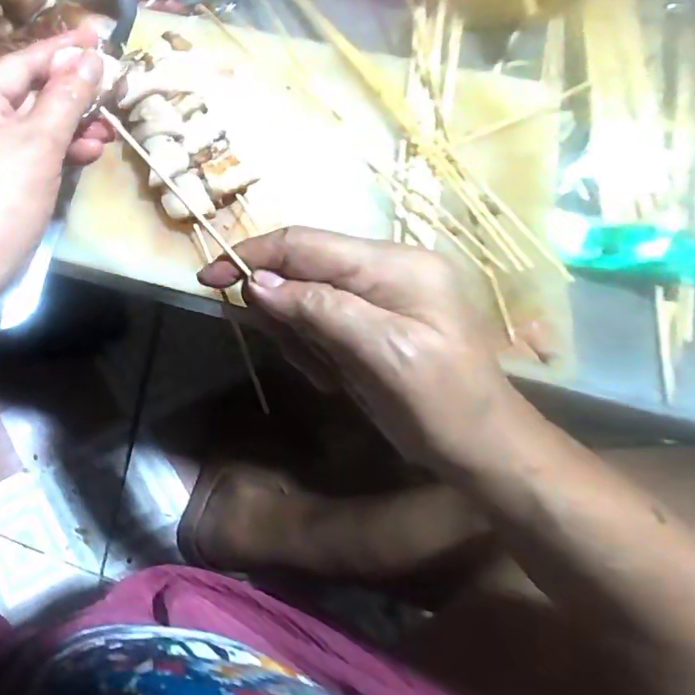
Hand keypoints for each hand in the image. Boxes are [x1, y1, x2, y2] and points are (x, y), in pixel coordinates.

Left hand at [0, 29, 112, 302]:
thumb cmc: (3, 200)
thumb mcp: (40, 142)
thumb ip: (66, 94)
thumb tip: (90, 56)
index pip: (23, 61)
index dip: (65, 48)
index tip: (103, 34)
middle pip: (29, 89)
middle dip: (73, 92)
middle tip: (114, 86)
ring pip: (33, 122)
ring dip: (71, 123)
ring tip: (107, 128)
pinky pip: (29, 148)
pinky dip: (58, 148)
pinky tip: (89, 152)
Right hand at [199, 227, 521, 469]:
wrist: (487, 451)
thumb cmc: (441, 405)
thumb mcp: (380, 355)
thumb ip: (319, 308)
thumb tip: (257, 282)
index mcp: (395, 264)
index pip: (304, 242)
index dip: (251, 255)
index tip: (207, 279)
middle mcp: (386, 266)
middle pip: (298, 267)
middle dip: (281, 310)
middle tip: (297, 355)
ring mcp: (380, 291)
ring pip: (301, 295)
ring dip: (297, 334)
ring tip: (326, 373)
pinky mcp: (373, 315)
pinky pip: (317, 317)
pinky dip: (311, 345)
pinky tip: (334, 374)